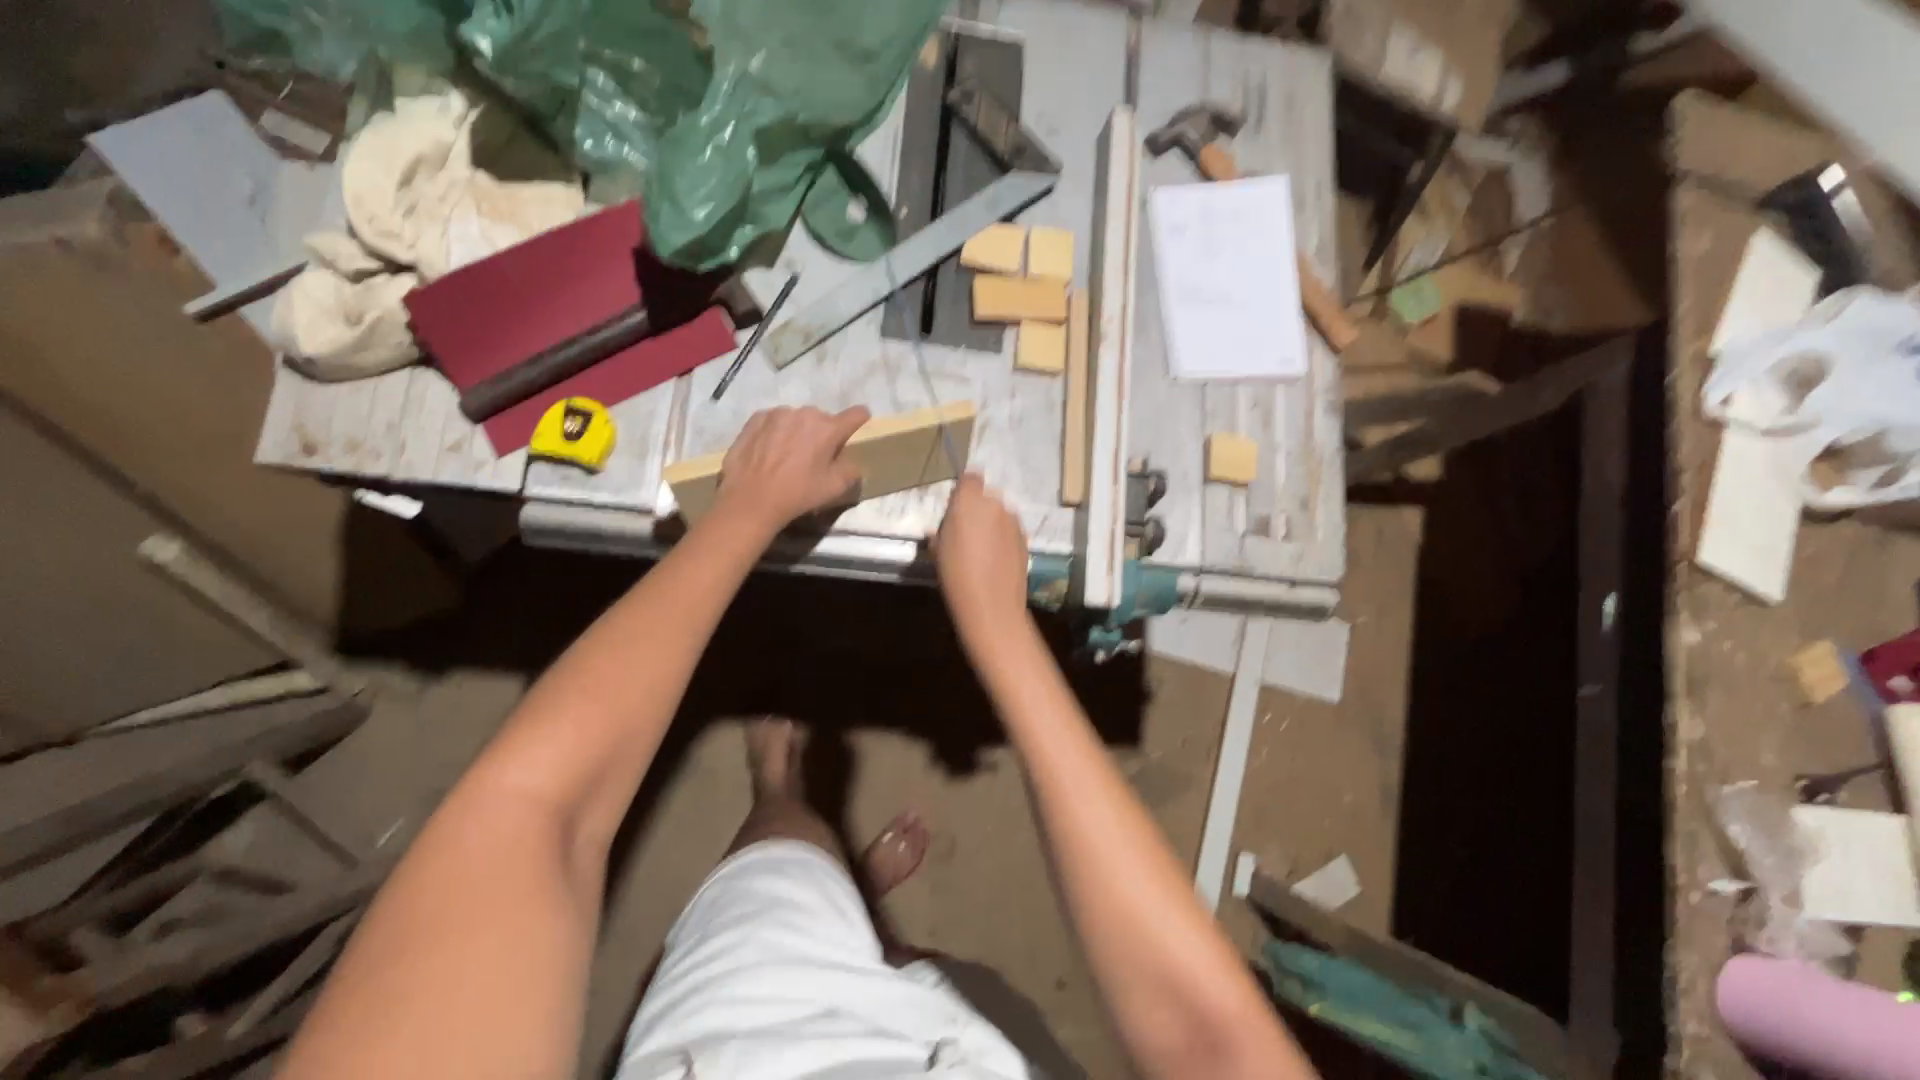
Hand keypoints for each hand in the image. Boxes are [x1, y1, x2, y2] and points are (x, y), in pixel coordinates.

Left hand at [713, 405, 869, 532]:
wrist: (751, 499)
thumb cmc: (798, 494)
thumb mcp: (835, 489)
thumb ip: (851, 470)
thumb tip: (850, 462)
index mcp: (828, 428)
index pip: (856, 414)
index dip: (859, 420)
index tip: (855, 429)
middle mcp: (805, 413)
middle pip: (822, 419)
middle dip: (821, 432)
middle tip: (813, 456)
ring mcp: (778, 413)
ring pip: (796, 418)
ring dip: (797, 430)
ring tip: (786, 454)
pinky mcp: (756, 419)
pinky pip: (773, 421)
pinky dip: (775, 431)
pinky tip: (768, 451)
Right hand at [934, 473, 1030, 631]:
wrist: (991, 603)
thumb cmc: (955, 574)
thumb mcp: (937, 550)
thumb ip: (942, 529)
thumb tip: (943, 527)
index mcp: (969, 501)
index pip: (970, 477)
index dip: (964, 489)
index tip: (956, 506)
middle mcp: (994, 503)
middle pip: (986, 495)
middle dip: (978, 507)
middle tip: (967, 530)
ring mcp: (1013, 520)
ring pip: (1001, 512)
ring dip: (993, 522)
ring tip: (983, 547)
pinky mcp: (1026, 537)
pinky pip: (1011, 529)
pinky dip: (1004, 537)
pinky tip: (997, 558)